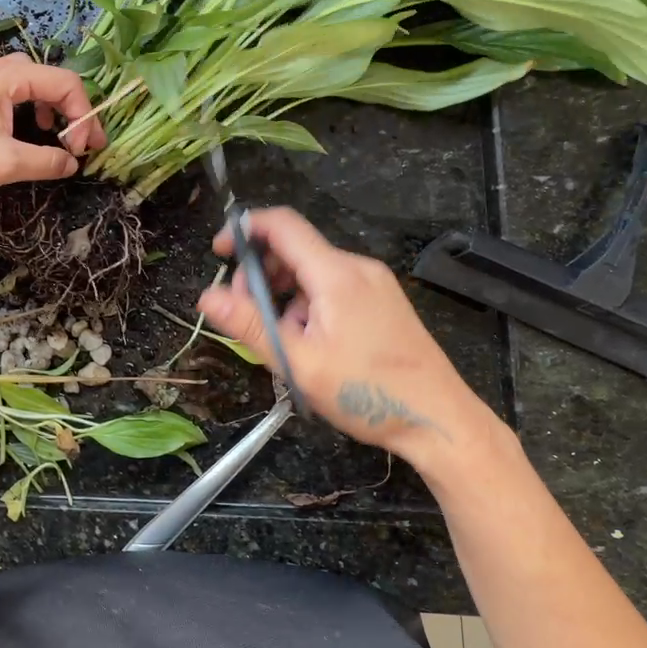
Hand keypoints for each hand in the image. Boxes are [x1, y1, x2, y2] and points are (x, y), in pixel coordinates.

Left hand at [0, 53, 106, 212]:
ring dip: (47, 109)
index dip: (83, 115)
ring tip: (53, 137)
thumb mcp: (6, 164)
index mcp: (4, 75)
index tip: (86, 149)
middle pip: (47, 78)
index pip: (64, 83)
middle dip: (69, 109)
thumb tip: (72, 163)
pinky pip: (6, 93)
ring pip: (26, 85)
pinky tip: (22, 133)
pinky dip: (24, 110)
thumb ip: (47, 161)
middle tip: (79, 142)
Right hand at [195, 207, 503, 471]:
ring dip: (281, 293)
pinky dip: (305, 304)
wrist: (440, 422)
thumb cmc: (367, 393)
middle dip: (259, 273)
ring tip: (279, 338)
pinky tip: (307, 343)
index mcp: (336, 275)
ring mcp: (374, 285)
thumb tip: (206, 296)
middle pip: (293, 249)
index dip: (244, 229)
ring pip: (310, 271)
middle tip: (245, 314)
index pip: (282, 225)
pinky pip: (331, 288)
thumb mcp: (298, 362)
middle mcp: (357, 269)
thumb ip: (249, 325)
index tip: (219, 252)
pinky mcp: (381, 303)